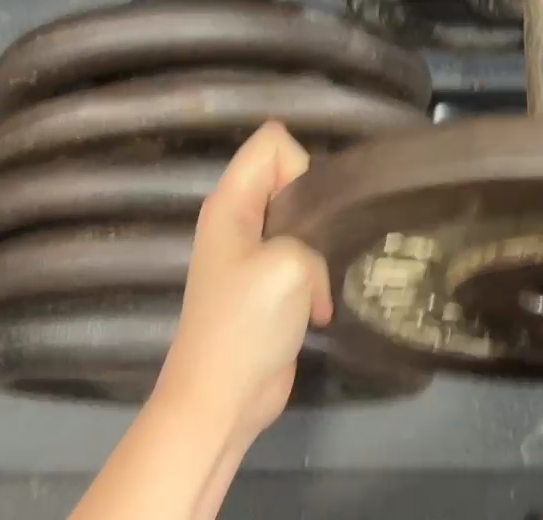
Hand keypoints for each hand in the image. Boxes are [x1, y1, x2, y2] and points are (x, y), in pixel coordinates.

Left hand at [157, 122, 333, 443]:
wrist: (220, 401)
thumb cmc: (246, 325)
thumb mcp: (290, 263)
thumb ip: (312, 230)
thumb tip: (315, 252)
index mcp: (231, 203)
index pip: (273, 142)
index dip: (299, 166)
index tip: (308, 211)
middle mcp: (238, 219)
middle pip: (289, 177)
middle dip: (318, 205)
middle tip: (322, 243)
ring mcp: (252, 253)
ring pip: (302, 218)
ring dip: (321, 245)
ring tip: (322, 276)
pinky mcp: (268, 284)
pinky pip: (304, 254)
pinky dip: (317, 276)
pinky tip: (317, 307)